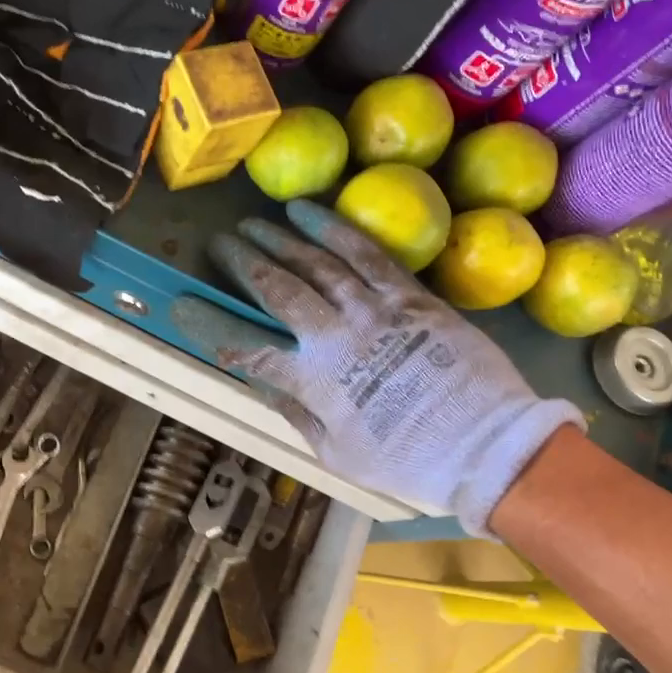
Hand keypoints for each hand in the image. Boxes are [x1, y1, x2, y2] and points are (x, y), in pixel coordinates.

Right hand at [170, 199, 581, 535]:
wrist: (488, 448)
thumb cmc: (408, 459)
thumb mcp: (337, 454)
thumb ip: (296, 412)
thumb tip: (260, 379)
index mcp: (315, 382)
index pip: (249, 347)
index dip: (211, 326)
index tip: (183, 307)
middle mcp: (339, 337)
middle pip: (280, 289)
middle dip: (244, 263)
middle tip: (221, 243)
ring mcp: (377, 311)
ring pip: (320, 262)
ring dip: (282, 238)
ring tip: (256, 222)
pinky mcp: (412, 296)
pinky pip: (370, 253)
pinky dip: (337, 229)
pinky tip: (312, 212)